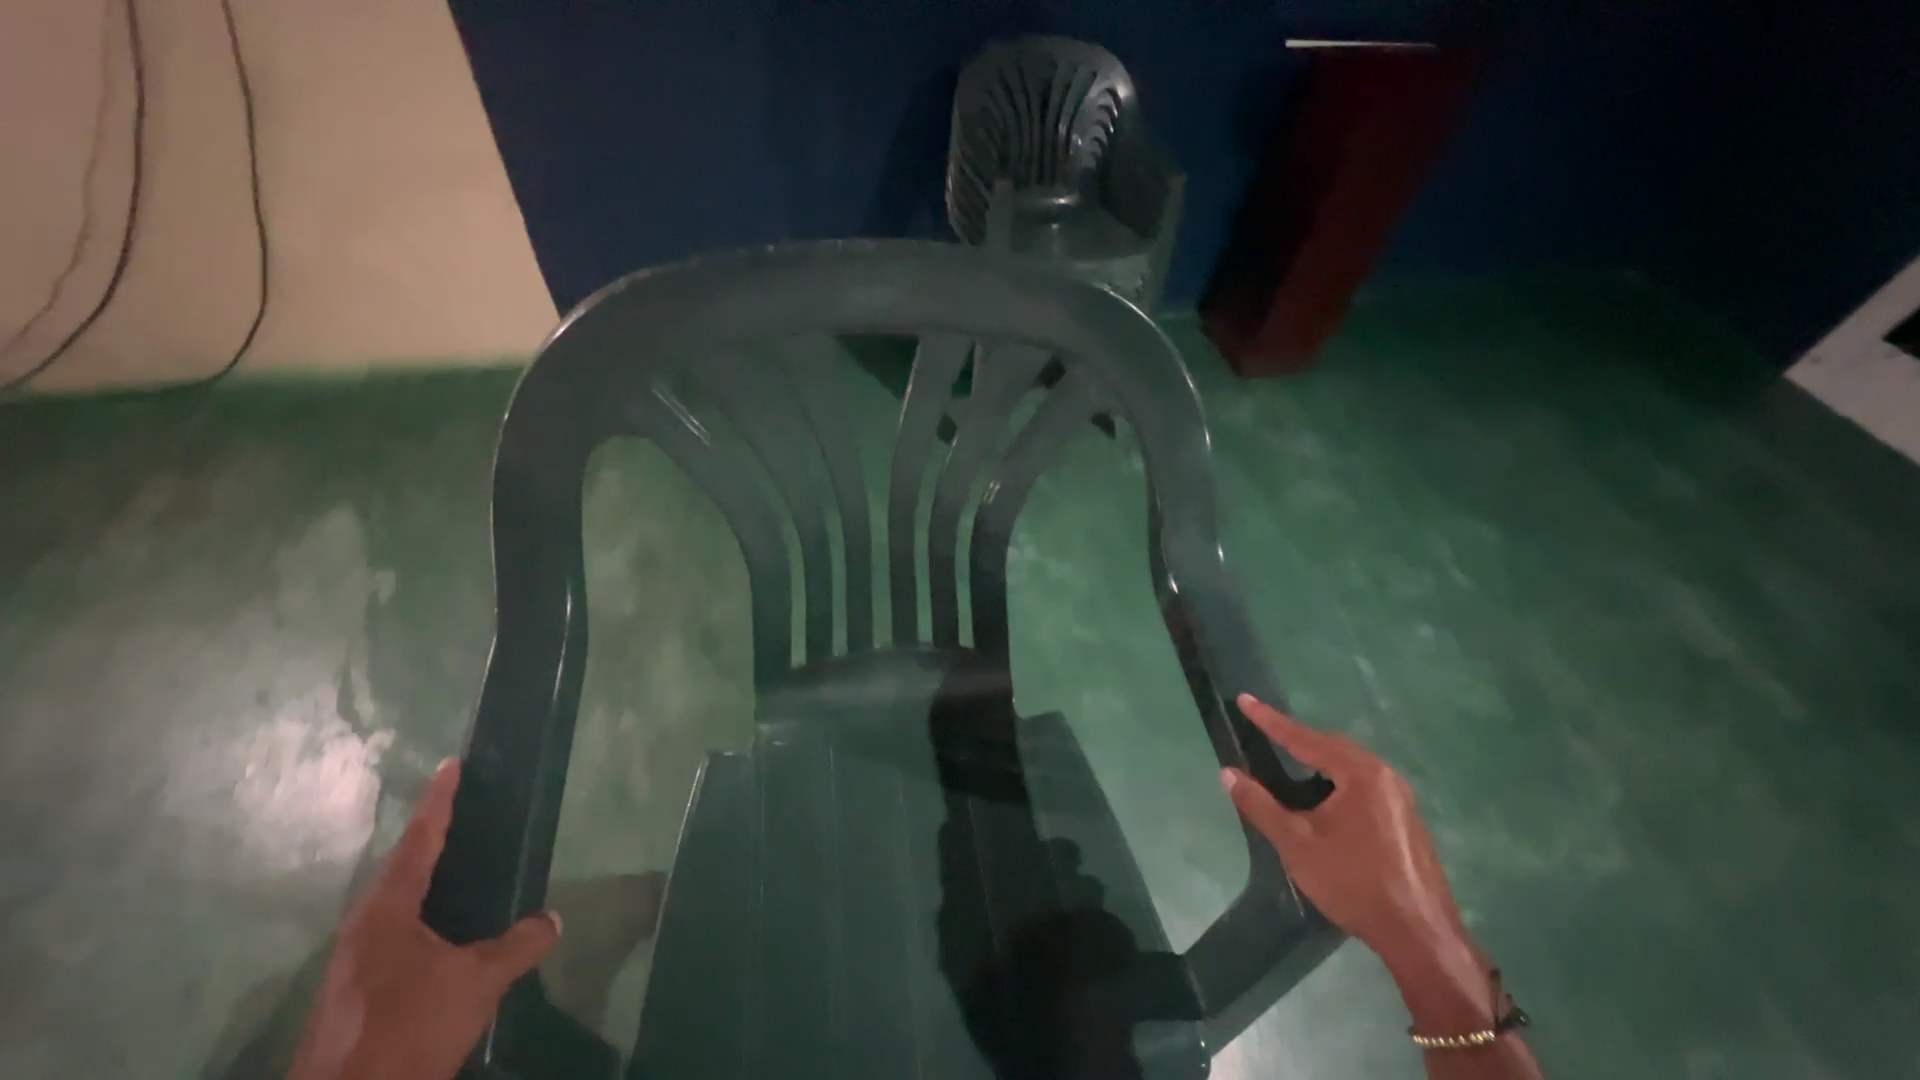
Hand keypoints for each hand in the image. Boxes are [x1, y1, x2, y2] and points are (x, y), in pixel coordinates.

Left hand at [288, 760, 562, 1079]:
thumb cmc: (410, 1027)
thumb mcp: (478, 983)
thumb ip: (518, 945)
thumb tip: (552, 918)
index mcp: (387, 911)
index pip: (420, 841)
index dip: (440, 802)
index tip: (451, 765)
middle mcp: (362, 927)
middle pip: (401, 869)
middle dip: (432, 840)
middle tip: (465, 814)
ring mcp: (350, 962)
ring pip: (395, 906)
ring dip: (426, 883)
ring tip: (460, 870)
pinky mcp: (352, 992)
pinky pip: (393, 936)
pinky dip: (422, 919)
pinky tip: (444, 937)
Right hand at [1220, 694, 1466, 962]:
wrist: (1418, 934)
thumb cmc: (1353, 883)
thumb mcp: (1296, 844)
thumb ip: (1260, 805)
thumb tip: (1227, 773)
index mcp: (1359, 774)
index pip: (1305, 738)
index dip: (1271, 721)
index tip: (1244, 700)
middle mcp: (1385, 776)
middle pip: (1332, 747)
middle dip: (1297, 740)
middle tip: (1265, 734)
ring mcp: (1401, 798)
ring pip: (1350, 767)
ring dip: (1319, 763)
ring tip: (1289, 768)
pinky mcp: (1407, 819)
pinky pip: (1364, 785)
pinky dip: (1337, 782)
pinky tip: (1324, 803)